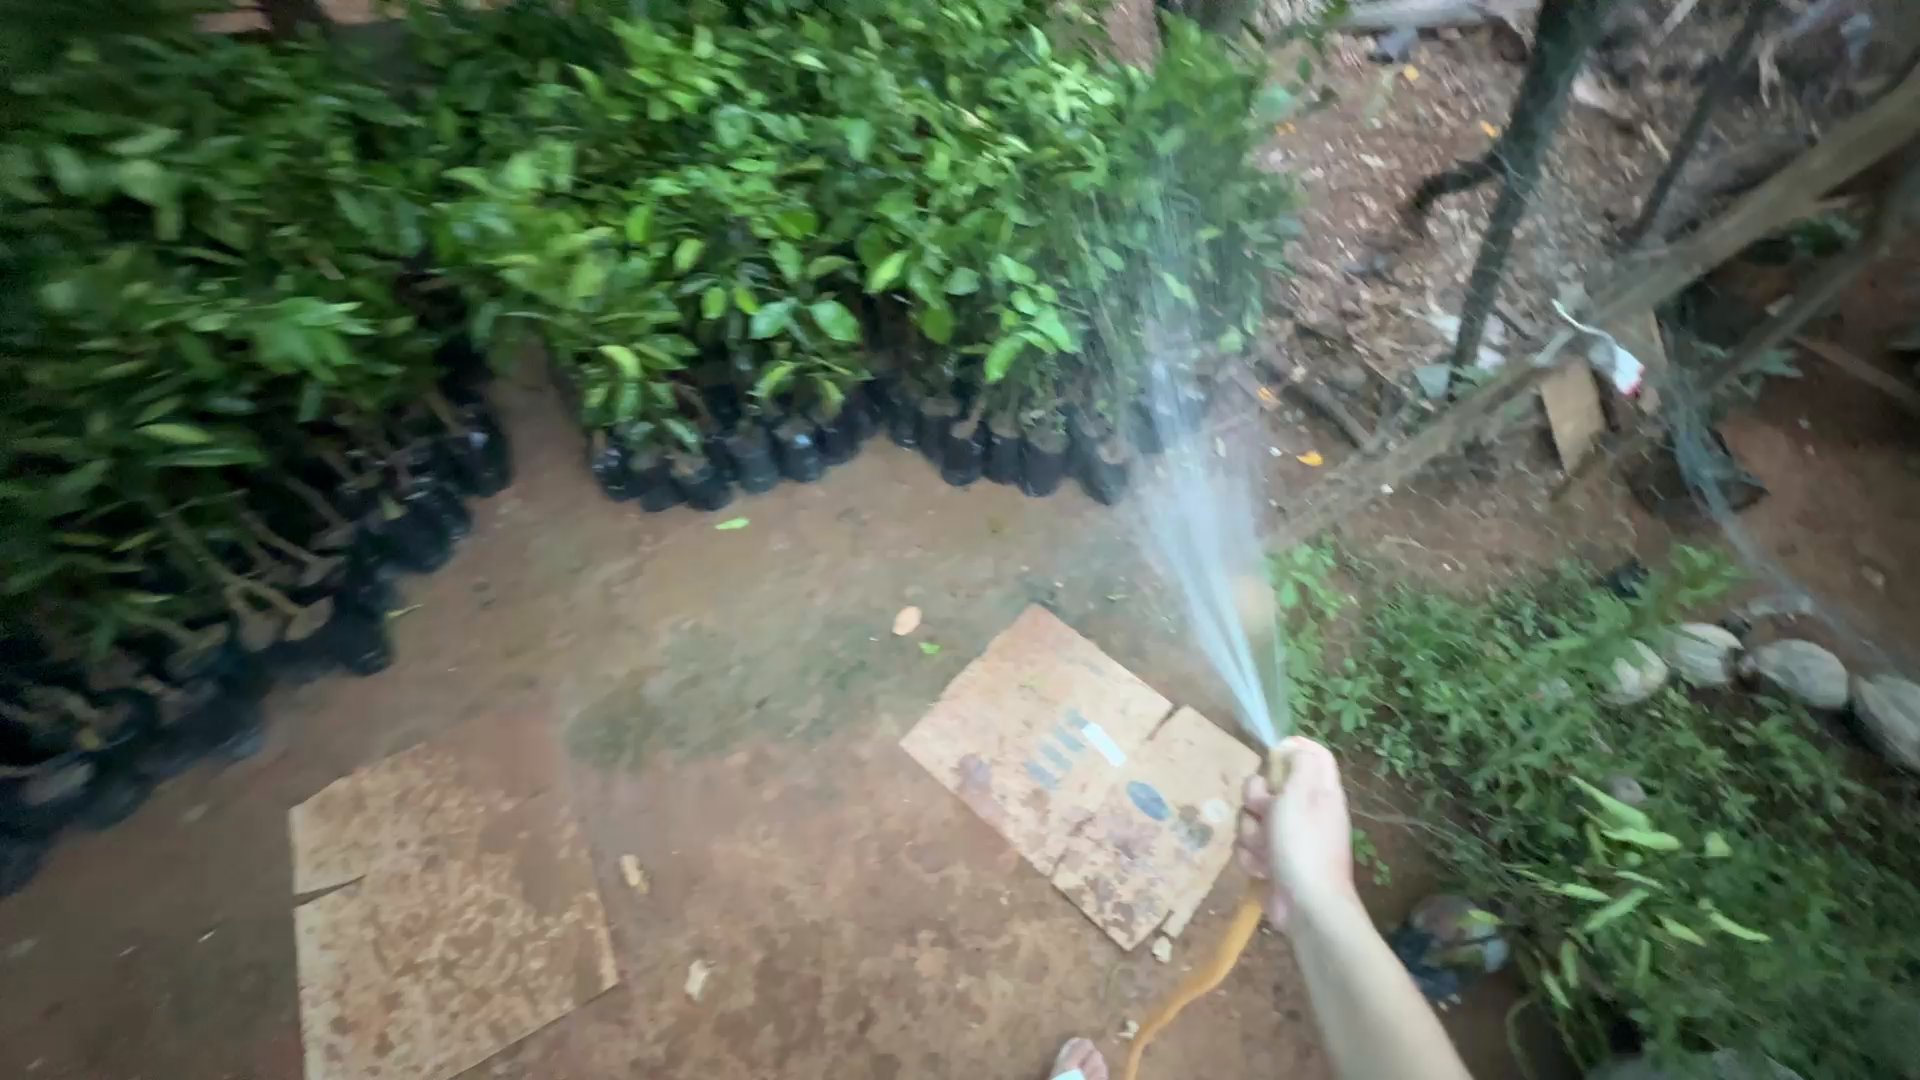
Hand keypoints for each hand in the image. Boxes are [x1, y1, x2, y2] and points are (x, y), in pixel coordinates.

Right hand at [1236, 736, 1356, 929]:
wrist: (1308, 908)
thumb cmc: (1303, 846)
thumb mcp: (1300, 796)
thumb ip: (1299, 765)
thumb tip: (1294, 748)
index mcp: (1319, 792)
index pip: (1313, 754)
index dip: (1291, 748)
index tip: (1269, 756)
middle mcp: (1305, 811)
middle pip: (1270, 785)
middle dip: (1256, 798)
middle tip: (1263, 810)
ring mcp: (1289, 838)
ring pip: (1253, 817)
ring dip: (1251, 833)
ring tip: (1264, 850)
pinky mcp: (1275, 861)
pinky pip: (1250, 845)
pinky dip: (1252, 857)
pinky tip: (1263, 870)